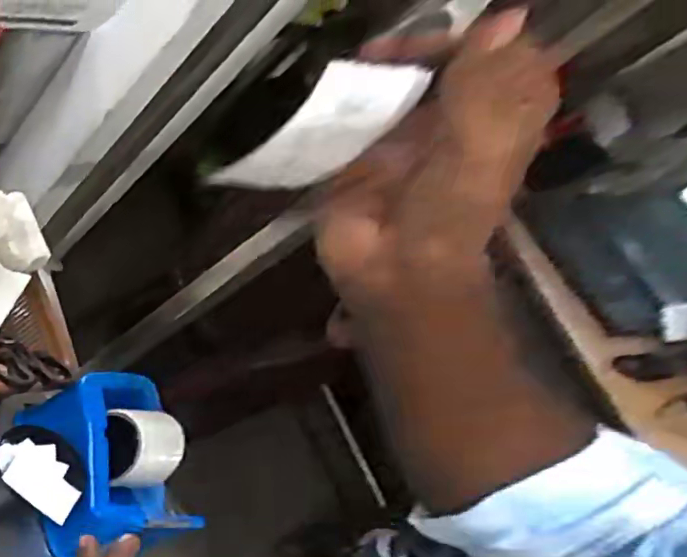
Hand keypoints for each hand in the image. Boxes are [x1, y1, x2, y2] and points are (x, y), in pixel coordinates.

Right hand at [316, 9, 557, 305]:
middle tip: (372, 55)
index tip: (429, 43)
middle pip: (435, 68)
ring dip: (368, 83)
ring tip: (343, 75)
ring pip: (389, 96)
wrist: (393, 270)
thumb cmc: (449, 211)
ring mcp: (397, 145)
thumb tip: (499, 20)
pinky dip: (333, 119)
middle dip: (409, 56)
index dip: (465, 39)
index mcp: (500, 108)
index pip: (491, 51)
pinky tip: (319, 107)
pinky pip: (345, 134)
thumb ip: (484, 83)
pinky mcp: (352, 170)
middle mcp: (450, 120)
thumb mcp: (482, 141)